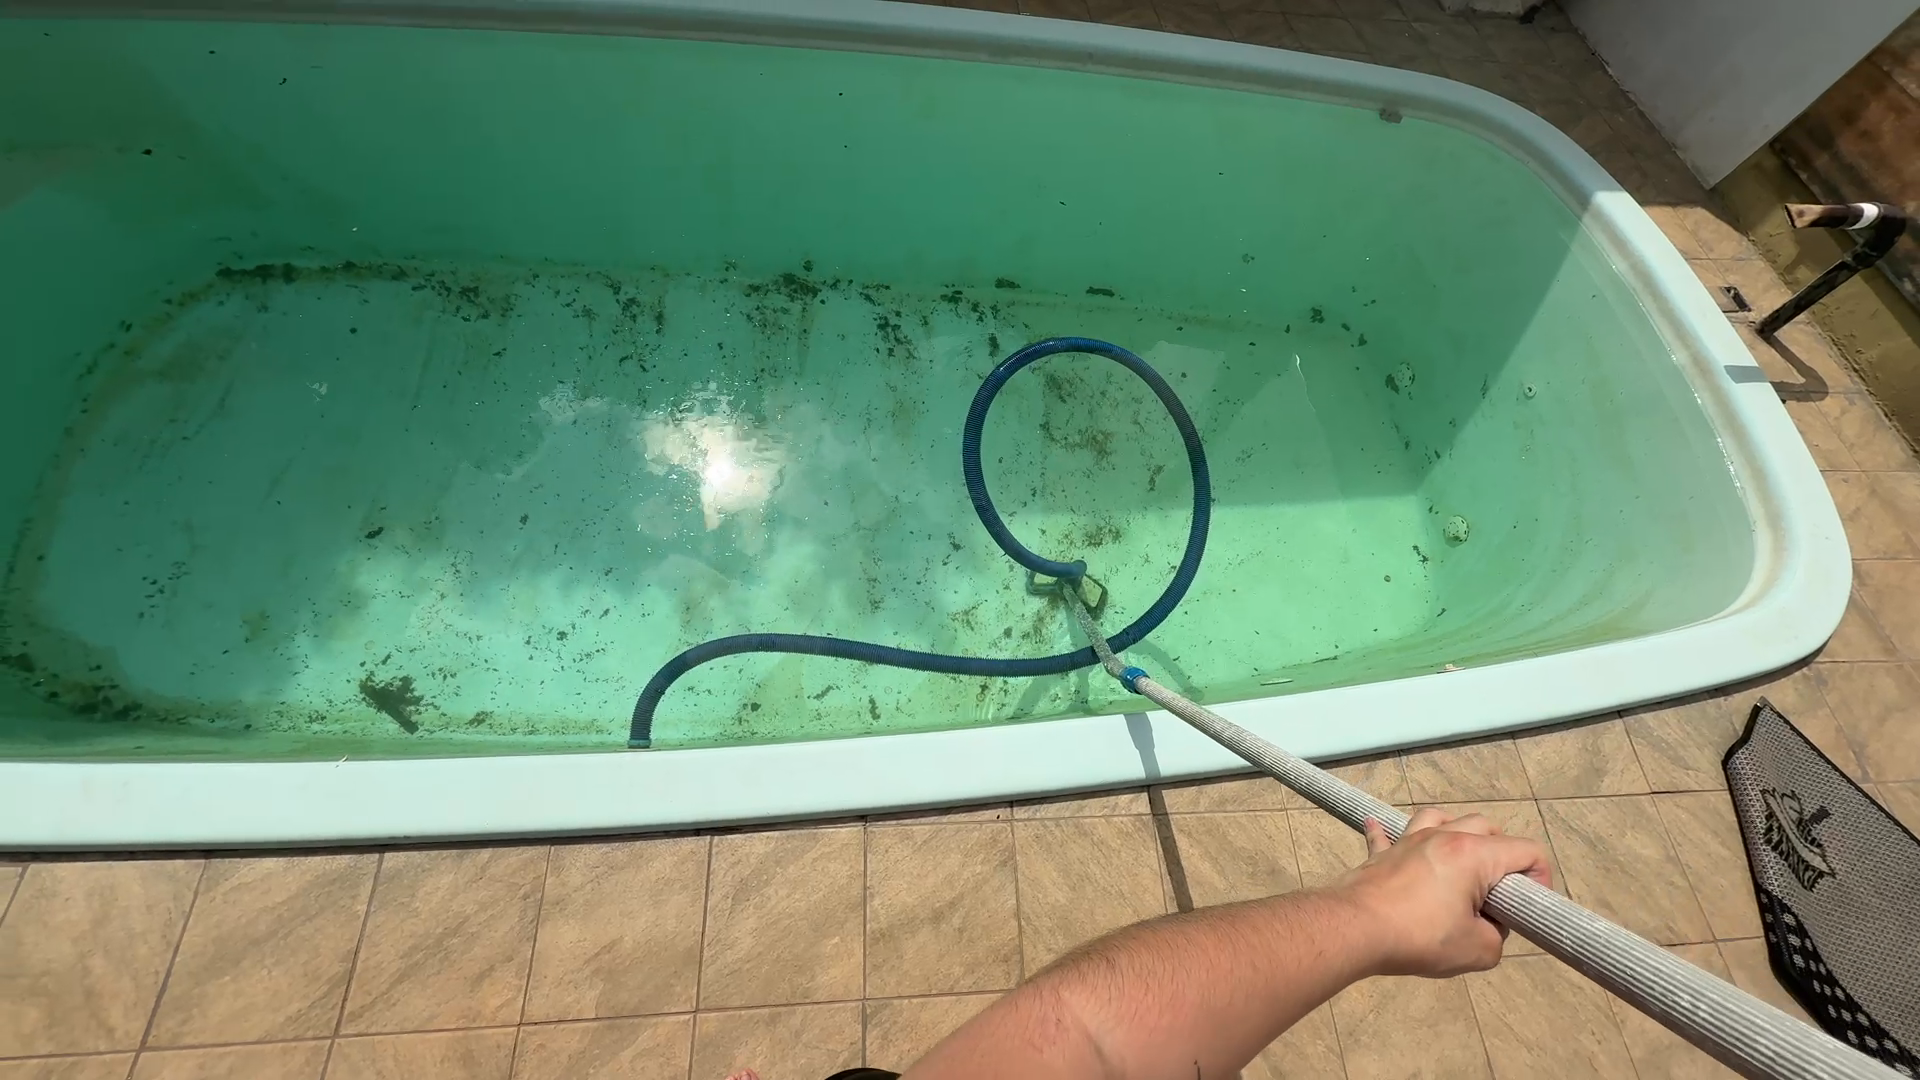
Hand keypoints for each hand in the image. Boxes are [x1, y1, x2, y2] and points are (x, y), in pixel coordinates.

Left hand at [1334, 808, 1552, 977]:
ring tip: (1463, 859)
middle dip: (1503, 852)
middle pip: (1482, 824)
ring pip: (1437, 817)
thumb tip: (1484, 921)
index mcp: (1470, 854)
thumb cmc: (1422, 936)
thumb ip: (1496, 932)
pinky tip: (1381, 829)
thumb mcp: (1481, 949)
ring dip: (1455, 831)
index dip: (1539, 876)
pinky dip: (1388, 832)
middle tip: (1502, 888)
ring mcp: (1406, 840)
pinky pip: (1385, 833)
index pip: (1524, 849)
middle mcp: (1439, 837)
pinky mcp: (1380, 852)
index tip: (1529, 905)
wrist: (1357, 926)